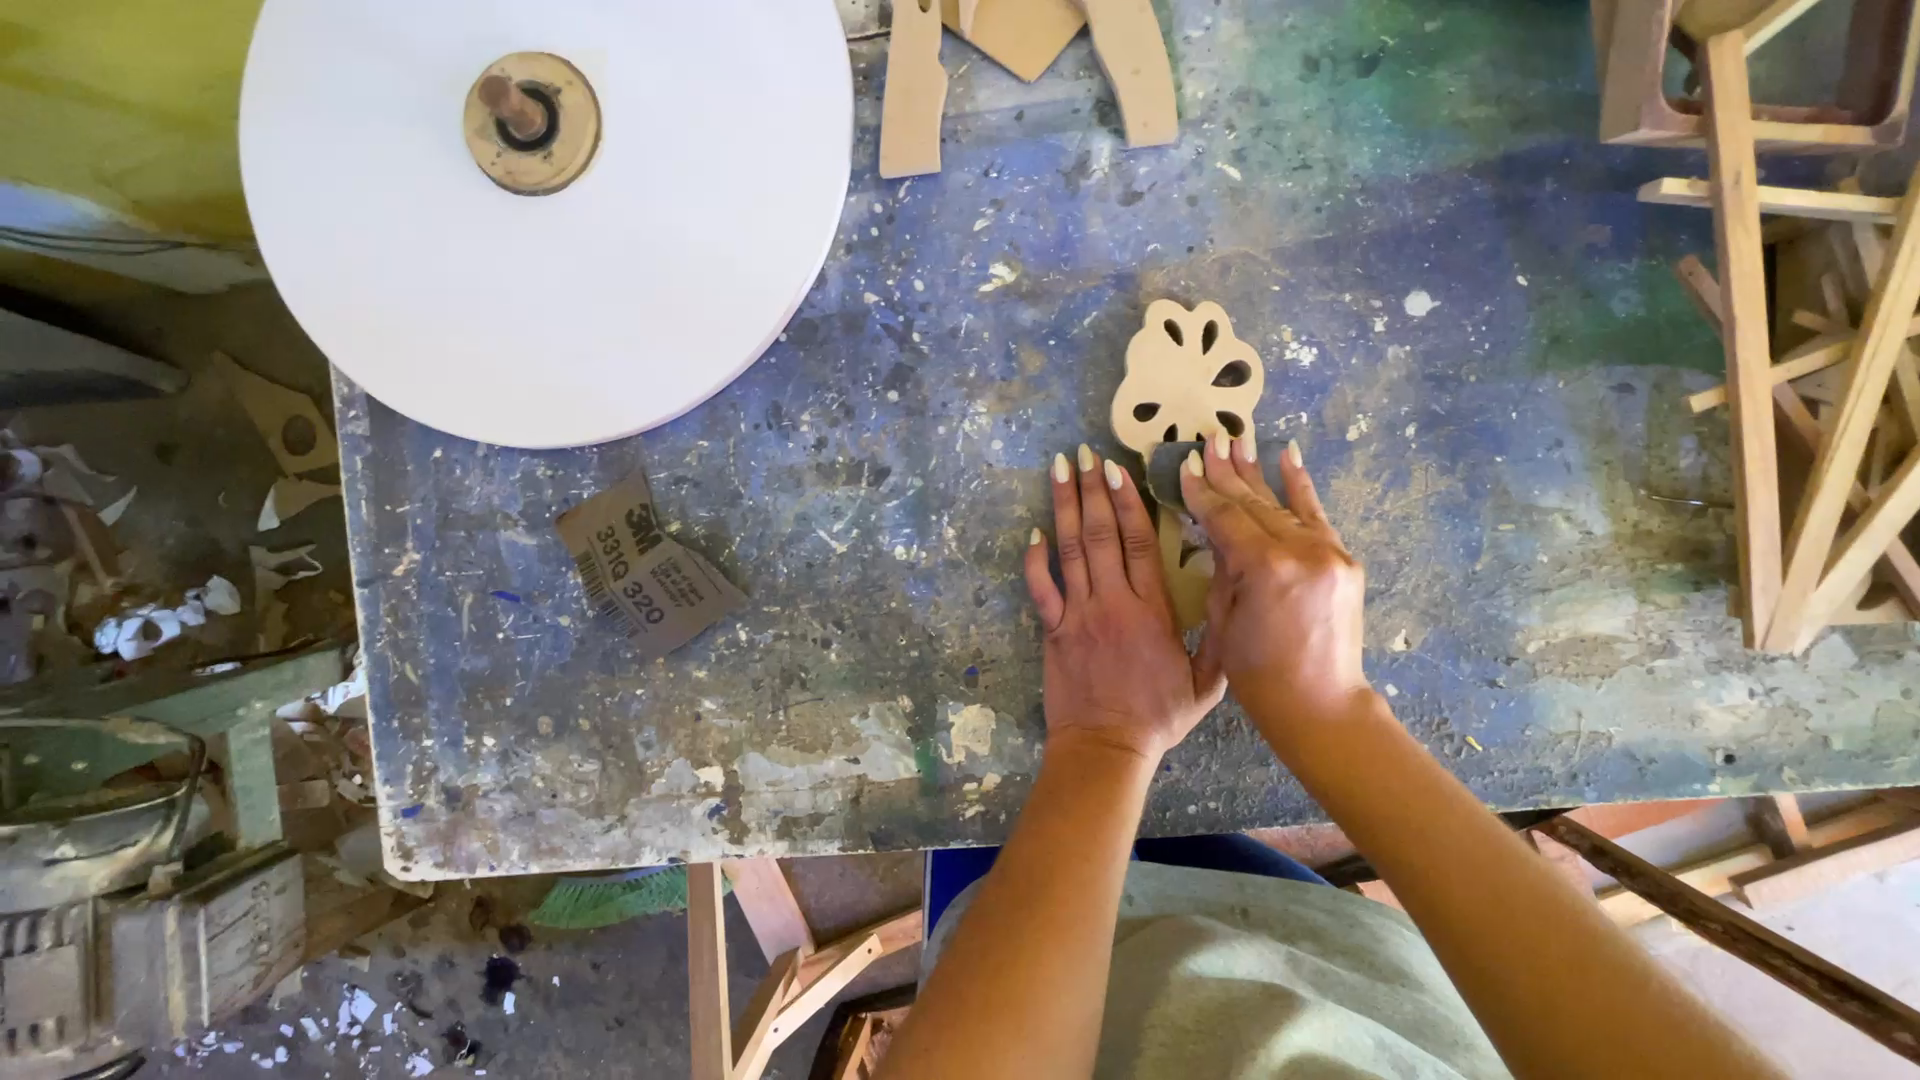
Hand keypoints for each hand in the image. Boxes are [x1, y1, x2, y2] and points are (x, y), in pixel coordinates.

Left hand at [1025, 444, 1225, 760]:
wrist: (1106, 747)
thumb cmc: (1158, 719)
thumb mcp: (1208, 685)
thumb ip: (1223, 643)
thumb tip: (1241, 604)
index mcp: (1152, 611)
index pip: (1140, 542)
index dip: (1127, 501)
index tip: (1118, 469)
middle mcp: (1113, 603)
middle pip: (1101, 534)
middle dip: (1091, 489)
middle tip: (1083, 453)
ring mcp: (1079, 615)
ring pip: (1070, 550)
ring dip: (1063, 507)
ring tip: (1059, 470)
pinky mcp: (1054, 632)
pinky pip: (1041, 589)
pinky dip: (1035, 559)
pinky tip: (1033, 530)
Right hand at [1180, 432, 1370, 732]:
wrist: (1320, 703)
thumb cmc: (1258, 674)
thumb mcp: (1224, 618)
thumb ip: (1223, 568)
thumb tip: (1220, 535)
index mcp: (1265, 567)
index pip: (1225, 518)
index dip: (1202, 492)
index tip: (1186, 466)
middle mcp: (1301, 550)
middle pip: (1254, 504)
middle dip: (1227, 473)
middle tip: (1208, 440)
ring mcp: (1328, 553)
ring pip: (1282, 506)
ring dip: (1256, 474)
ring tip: (1236, 441)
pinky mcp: (1343, 560)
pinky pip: (1317, 516)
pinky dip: (1300, 487)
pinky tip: (1287, 456)